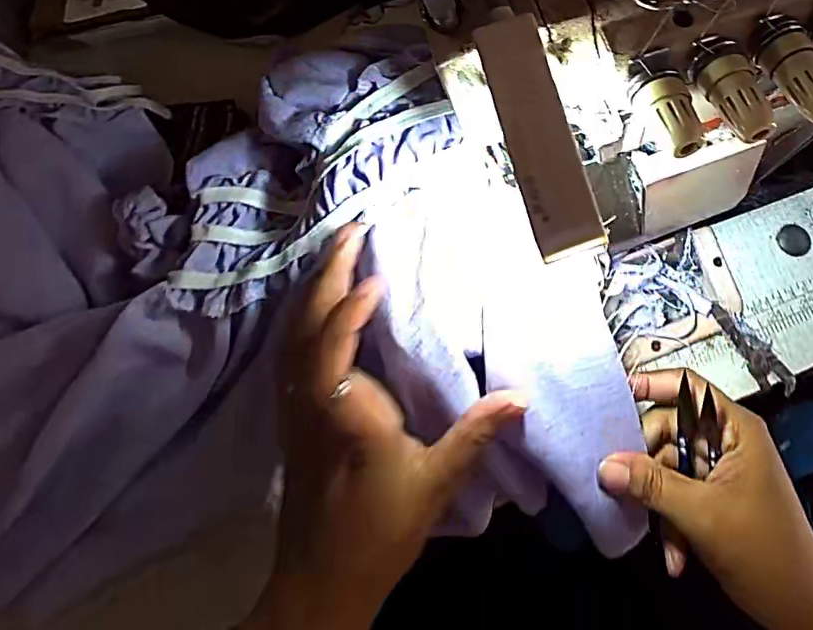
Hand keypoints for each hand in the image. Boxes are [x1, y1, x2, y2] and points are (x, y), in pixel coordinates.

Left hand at [245, 223, 527, 629]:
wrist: (317, 585)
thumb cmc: (377, 531)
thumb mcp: (434, 484)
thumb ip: (475, 434)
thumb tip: (521, 395)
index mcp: (344, 418)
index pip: (333, 353)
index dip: (349, 311)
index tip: (377, 275)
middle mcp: (311, 405)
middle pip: (304, 330)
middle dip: (326, 274)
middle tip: (353, 228)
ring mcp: (295, 410)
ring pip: (291, 336)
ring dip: (313, 287)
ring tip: (340, 247)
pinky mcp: (295, 415)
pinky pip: (293, 350)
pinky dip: (306, 313)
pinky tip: (322, 298)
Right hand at [597, 370, 812, 629]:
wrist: (798, 605)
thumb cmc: (769, 551)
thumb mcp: (702, 514)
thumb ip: (653, 485)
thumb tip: (611, 465)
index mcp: (735, 428)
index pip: (689, 388)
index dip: (655, 384)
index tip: (622, 393)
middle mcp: (727, 441)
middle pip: (671, 430)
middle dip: (650, 465)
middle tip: (629, 485)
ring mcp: (720, 470)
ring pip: (670, 467)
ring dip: (660, 504)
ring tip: (663, 536)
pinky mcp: (714, 498)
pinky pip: (678, 494)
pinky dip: (671, 522)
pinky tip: (675, 553)